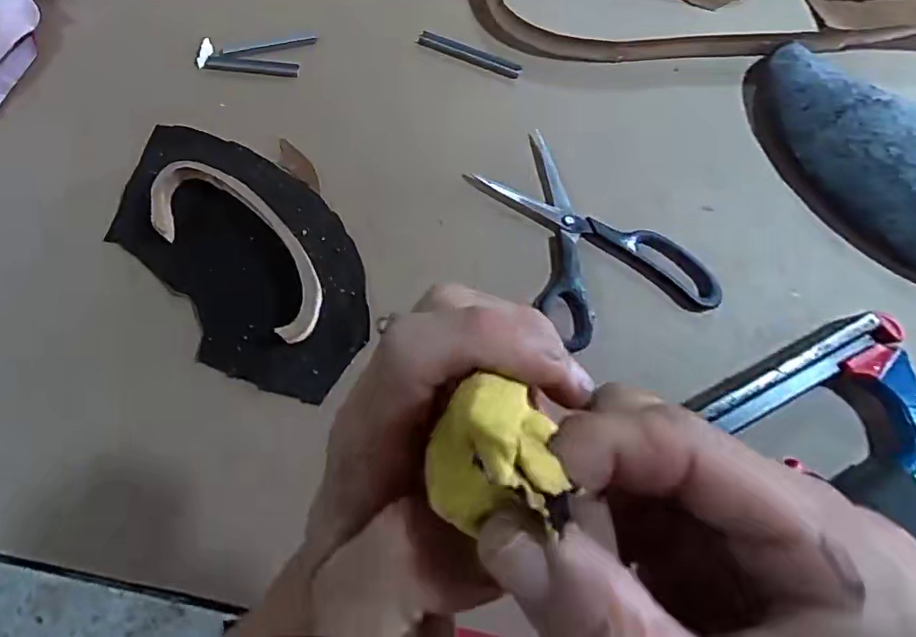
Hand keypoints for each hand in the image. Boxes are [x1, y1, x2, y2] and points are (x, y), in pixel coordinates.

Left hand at [236, 284, 592, 636]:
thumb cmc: (344, 598)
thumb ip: (401, 566)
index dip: (485, 340)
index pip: (410, 347)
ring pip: (468, 322)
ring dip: (526, 347)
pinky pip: (488, 356)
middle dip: (514, 333)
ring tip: (568, 409)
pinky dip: (529, 370)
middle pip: (442, 310)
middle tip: (572, 395)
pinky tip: (552, 423)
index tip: (563, 385)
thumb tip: (488, 519)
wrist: (342, 594)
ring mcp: (417, 391)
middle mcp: (390, 393)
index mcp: (366, 429)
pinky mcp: (445, 403)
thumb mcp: (356, 604)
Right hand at [476, 383, 915, 635]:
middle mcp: (792, 511)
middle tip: (534, 515)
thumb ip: (609, 616)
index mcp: (826, 534)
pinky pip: (647, 520)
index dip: (595, 439)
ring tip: (556, 555)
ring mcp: (757, 537)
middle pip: (657, 439)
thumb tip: (497, 532)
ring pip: (641, 475)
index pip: (682, 436)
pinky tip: (584, 571)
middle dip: (583, 468)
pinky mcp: (729, 566)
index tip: (525, 471)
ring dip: (583, 502)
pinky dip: (600, 535)